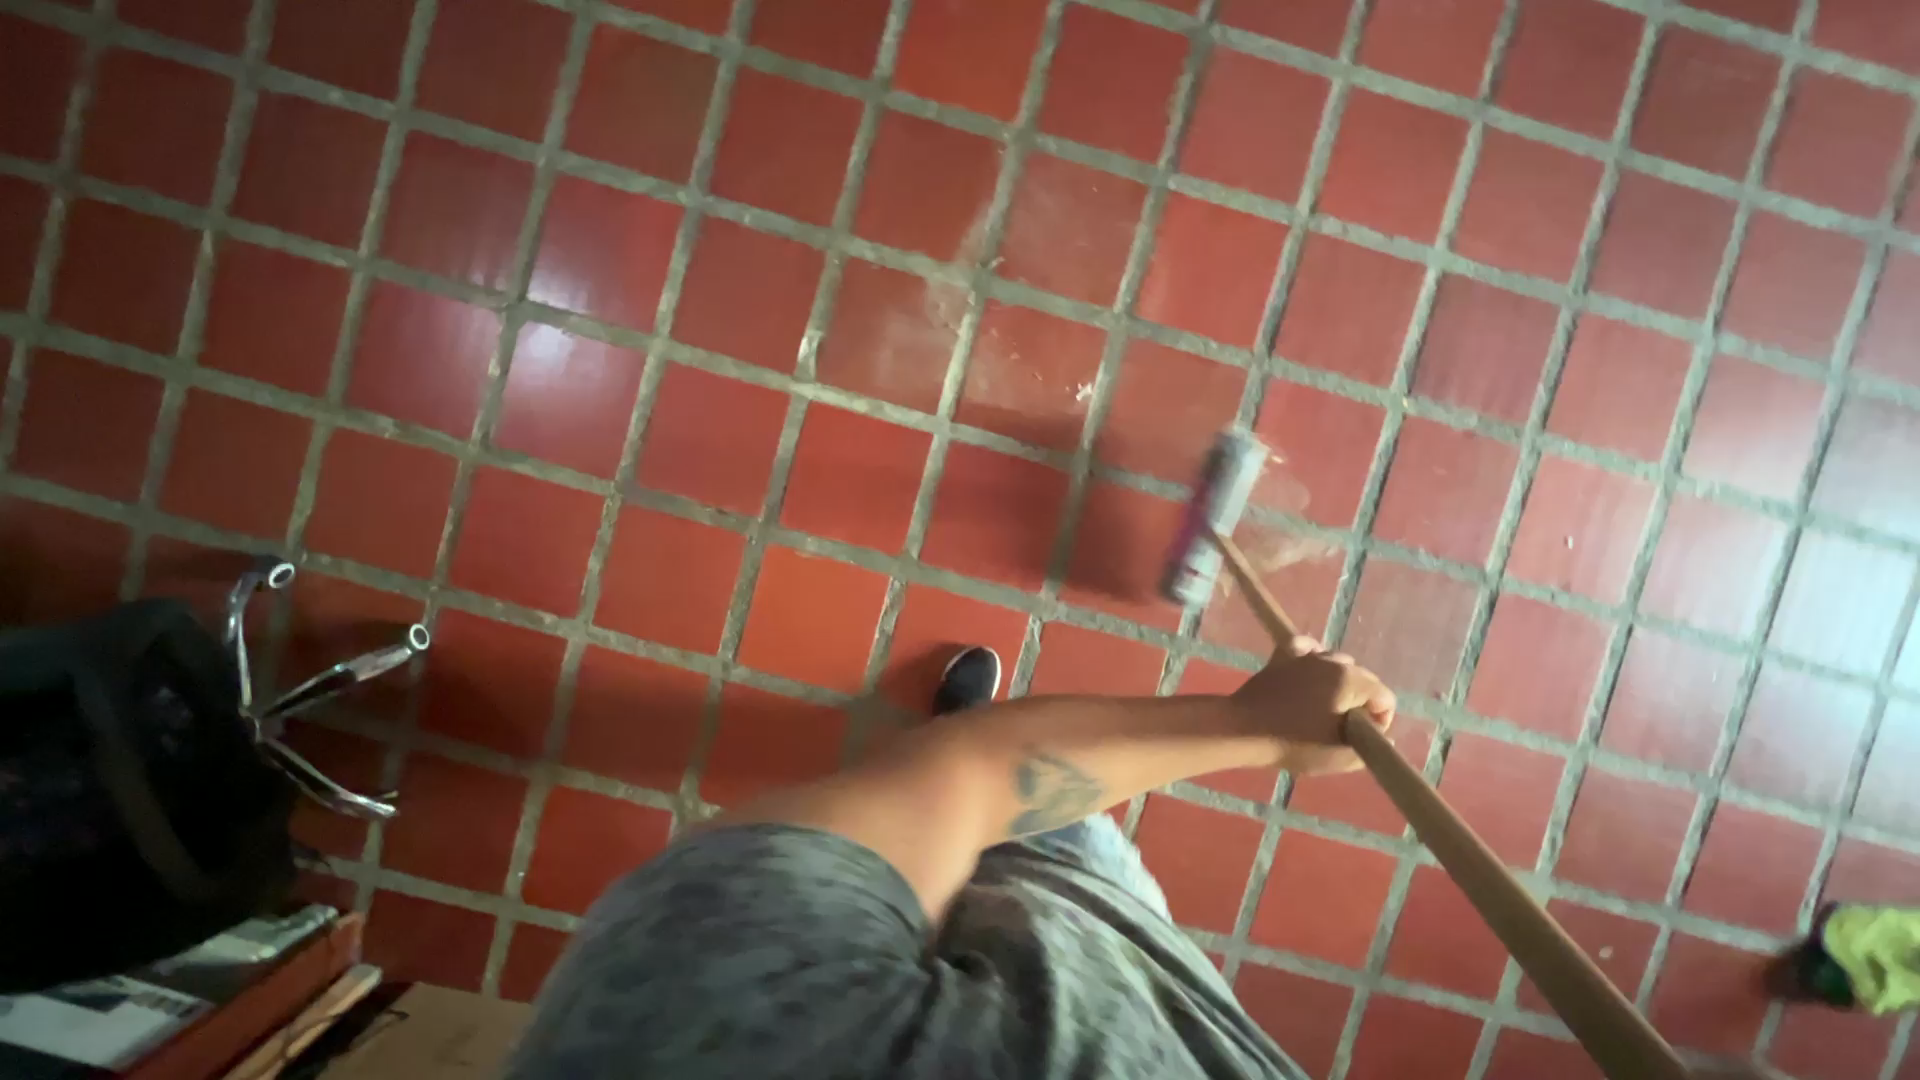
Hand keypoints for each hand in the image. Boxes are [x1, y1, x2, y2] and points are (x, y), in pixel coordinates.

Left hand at [1228, 636, 1394, 775]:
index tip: (1363, 737)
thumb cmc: (1294, 744)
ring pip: (1335, 661)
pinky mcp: (1280, 657)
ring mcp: (1303, 656)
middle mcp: (1330, 661)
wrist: (1243, 730)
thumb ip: (1370, 746)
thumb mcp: (1340, 757)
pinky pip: (1304, 646)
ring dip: (1338, 681)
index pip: (1384, 696)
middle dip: (1361, 701)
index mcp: (1350, 681)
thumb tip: (1380, 733)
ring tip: (1327, 705)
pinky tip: (1311, 668)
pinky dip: (1313, 654)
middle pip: (1361, 677)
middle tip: (1344, 726)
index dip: (1380, 719)